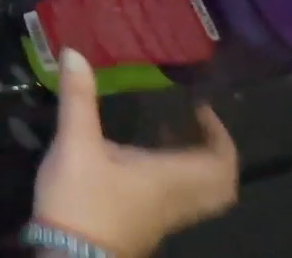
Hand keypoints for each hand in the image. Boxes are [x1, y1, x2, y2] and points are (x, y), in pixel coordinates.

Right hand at [33, 49, 239, 256]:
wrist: (72, 255)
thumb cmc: (83, 197)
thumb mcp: (75, 142)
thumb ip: (78, 98)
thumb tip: (75, 53)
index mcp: (170, 179)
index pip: (219, 162)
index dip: (219, 135)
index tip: (200, 108)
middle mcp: (176, 199)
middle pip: (219, 184)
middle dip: (214, 154)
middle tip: (192, 125)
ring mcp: (161, 215)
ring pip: (198, 193)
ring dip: (194, 165)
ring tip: (165, 136)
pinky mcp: (143, 223)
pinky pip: (176, 198)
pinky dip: (171, 177)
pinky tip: (136, 160)